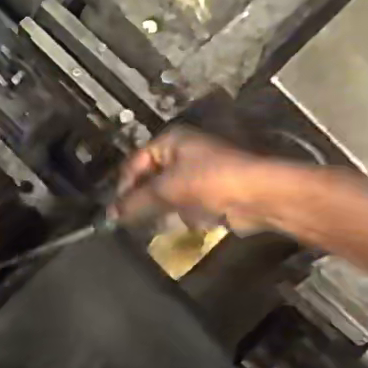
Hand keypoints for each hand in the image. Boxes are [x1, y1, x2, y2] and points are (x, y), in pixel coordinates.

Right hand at [114, 129, 289, 232]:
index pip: (135, 162)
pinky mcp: (211, 193)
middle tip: (129, 221)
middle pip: (151, 178)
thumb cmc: (209, 181)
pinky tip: (181, 225)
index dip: (124, 186)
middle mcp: (182, 152)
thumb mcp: (166, 190)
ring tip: (152, 226)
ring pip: (168, 193)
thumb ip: (136, 202)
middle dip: (142, 200)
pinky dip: (182, 215)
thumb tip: (110, 216)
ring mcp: (198, 172)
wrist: (257, 195)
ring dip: (162, 210)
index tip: (115, 211)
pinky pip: (186, 204)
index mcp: (170, 140)